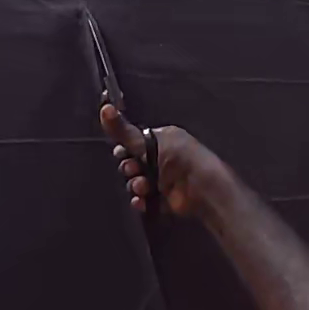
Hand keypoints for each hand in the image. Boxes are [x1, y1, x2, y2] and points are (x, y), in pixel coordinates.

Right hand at [100, 103, 234, 218]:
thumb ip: (123, 130)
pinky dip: (142, 200)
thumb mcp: (149, 142)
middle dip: (130, 168)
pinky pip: (146, 199)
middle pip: (134, 163)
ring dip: (136, 185)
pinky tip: (142, 201)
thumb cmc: (179, 158)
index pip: (135, 142)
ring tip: (144, 188)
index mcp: (163, 138)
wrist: (204, 189)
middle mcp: (164, 157)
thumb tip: (104, 108)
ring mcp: (165, 179)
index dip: (125, 149)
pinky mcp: (165, 199)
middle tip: (134, 170)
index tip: (121, 153)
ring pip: (138, 182)